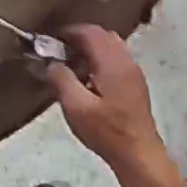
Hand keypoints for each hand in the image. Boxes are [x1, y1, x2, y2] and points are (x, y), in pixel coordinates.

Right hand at [46, 25, 169, 176]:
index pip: (90, 32)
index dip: (67, 32)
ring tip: (69, 66)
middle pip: (102, 35)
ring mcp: (134, 72)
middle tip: (57, 52)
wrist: (138, 154)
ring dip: (89, 49)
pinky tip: (86, 80)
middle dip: (78, 39)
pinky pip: (116, 59)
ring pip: (110, 47)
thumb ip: (60, 80)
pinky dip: (99, 60)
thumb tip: (49, 63)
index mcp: (112, 63)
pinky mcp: (135, 84)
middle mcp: (126, 61)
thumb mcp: (76, 107)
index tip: (48, 40)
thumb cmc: (106, 131)